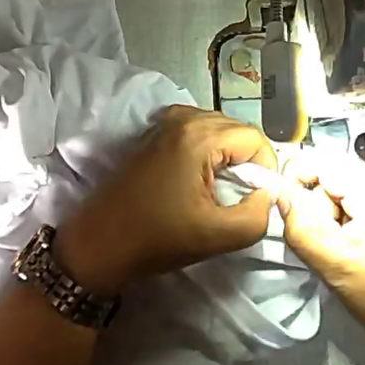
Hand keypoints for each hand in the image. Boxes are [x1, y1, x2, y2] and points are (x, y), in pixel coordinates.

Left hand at [58, 106, 277, 295]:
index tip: (254, 199)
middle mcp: (183, 118)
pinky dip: (208, 149)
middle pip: (238, 130)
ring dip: (228, 156)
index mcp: (198, 137)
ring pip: (220, 129)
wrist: (97, 246)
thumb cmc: (156, 240)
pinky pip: (198, 130)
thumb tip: (267, 195)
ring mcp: (165, 122)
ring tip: (219, 188)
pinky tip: (200, 174)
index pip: (256, 140)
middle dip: (247, 162)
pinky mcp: (154, 133)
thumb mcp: (216, 236)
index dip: (265, 170)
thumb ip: (257, 216)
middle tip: (238, 196)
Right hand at [276, 156, 364, 364]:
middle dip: (319, 208)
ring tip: (345, 251)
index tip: (291, 218)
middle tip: (330, 246)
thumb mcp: (335, 265)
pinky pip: (354, 201)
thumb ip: (302, 226)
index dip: (297, 183)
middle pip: (330, 175)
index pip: (321, 162)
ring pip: (339, 190)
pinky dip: (345, 222)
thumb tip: (279, 192)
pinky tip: (356, 248)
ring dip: (331, 218)